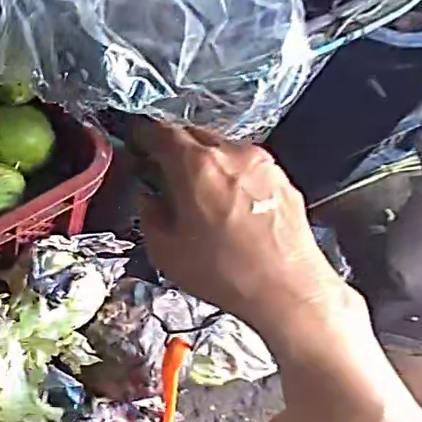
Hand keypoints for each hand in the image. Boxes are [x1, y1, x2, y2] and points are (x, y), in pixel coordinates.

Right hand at [131, 119, 356, 348]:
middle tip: (159, 167)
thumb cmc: (224, 272)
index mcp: (196, 167)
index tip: (135, 140)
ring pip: (221, 148)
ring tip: (191, 190)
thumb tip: (148, 198)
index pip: (162, 133)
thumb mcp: (165, 250)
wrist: (286, 288)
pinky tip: (222, 203)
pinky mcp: (282, 178)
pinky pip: (244, 165)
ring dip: (201, 161)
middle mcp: (232, 154)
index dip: (143, 134)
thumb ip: (150, 214)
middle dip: (173, 146)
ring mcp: (262, 163)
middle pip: (194, 134)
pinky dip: (227, 174)